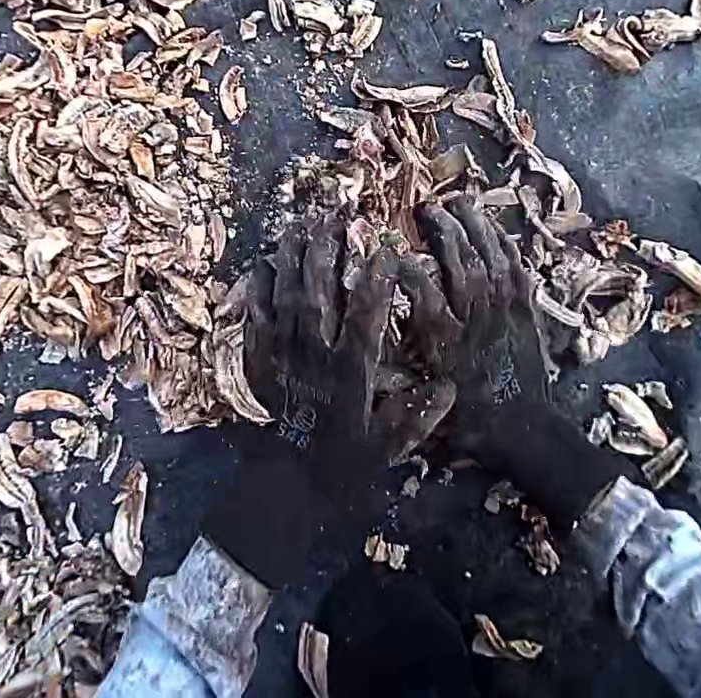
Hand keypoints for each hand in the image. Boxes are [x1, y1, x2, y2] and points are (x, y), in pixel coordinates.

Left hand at [205, 215, 412, 587]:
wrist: (292, 482)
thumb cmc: (347, 459)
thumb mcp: (391, 446)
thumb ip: (417, 415)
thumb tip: (446, 385)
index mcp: (350, 369)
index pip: (365, 314)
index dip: (376, 278)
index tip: (386, 248)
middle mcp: (314, 351)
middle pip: (318, 289)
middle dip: (327, 249)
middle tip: (337, 217)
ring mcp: (282, 349)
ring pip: (285, 292)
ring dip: (293, 254)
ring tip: (303, 222)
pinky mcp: (260, 355)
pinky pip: (255, 312)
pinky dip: (258, 286)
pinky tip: (265, 262)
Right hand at [414, 197, 632, 529]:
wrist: (524, 430)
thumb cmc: (466, 414)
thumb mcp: (421, 388)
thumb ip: (397, 355)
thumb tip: (372, 329)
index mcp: (443, 333)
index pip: (418, 284)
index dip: (401, 262)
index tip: (386, 248)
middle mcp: (474, 313)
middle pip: (458, 258)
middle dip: (440, 227)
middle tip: (426, 207)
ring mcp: (505, 308)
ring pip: (489, 255)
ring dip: (473, 225)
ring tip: (460, 201)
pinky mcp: (527, 310)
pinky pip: (516, 267)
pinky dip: (505, 245)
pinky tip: (495, 230)